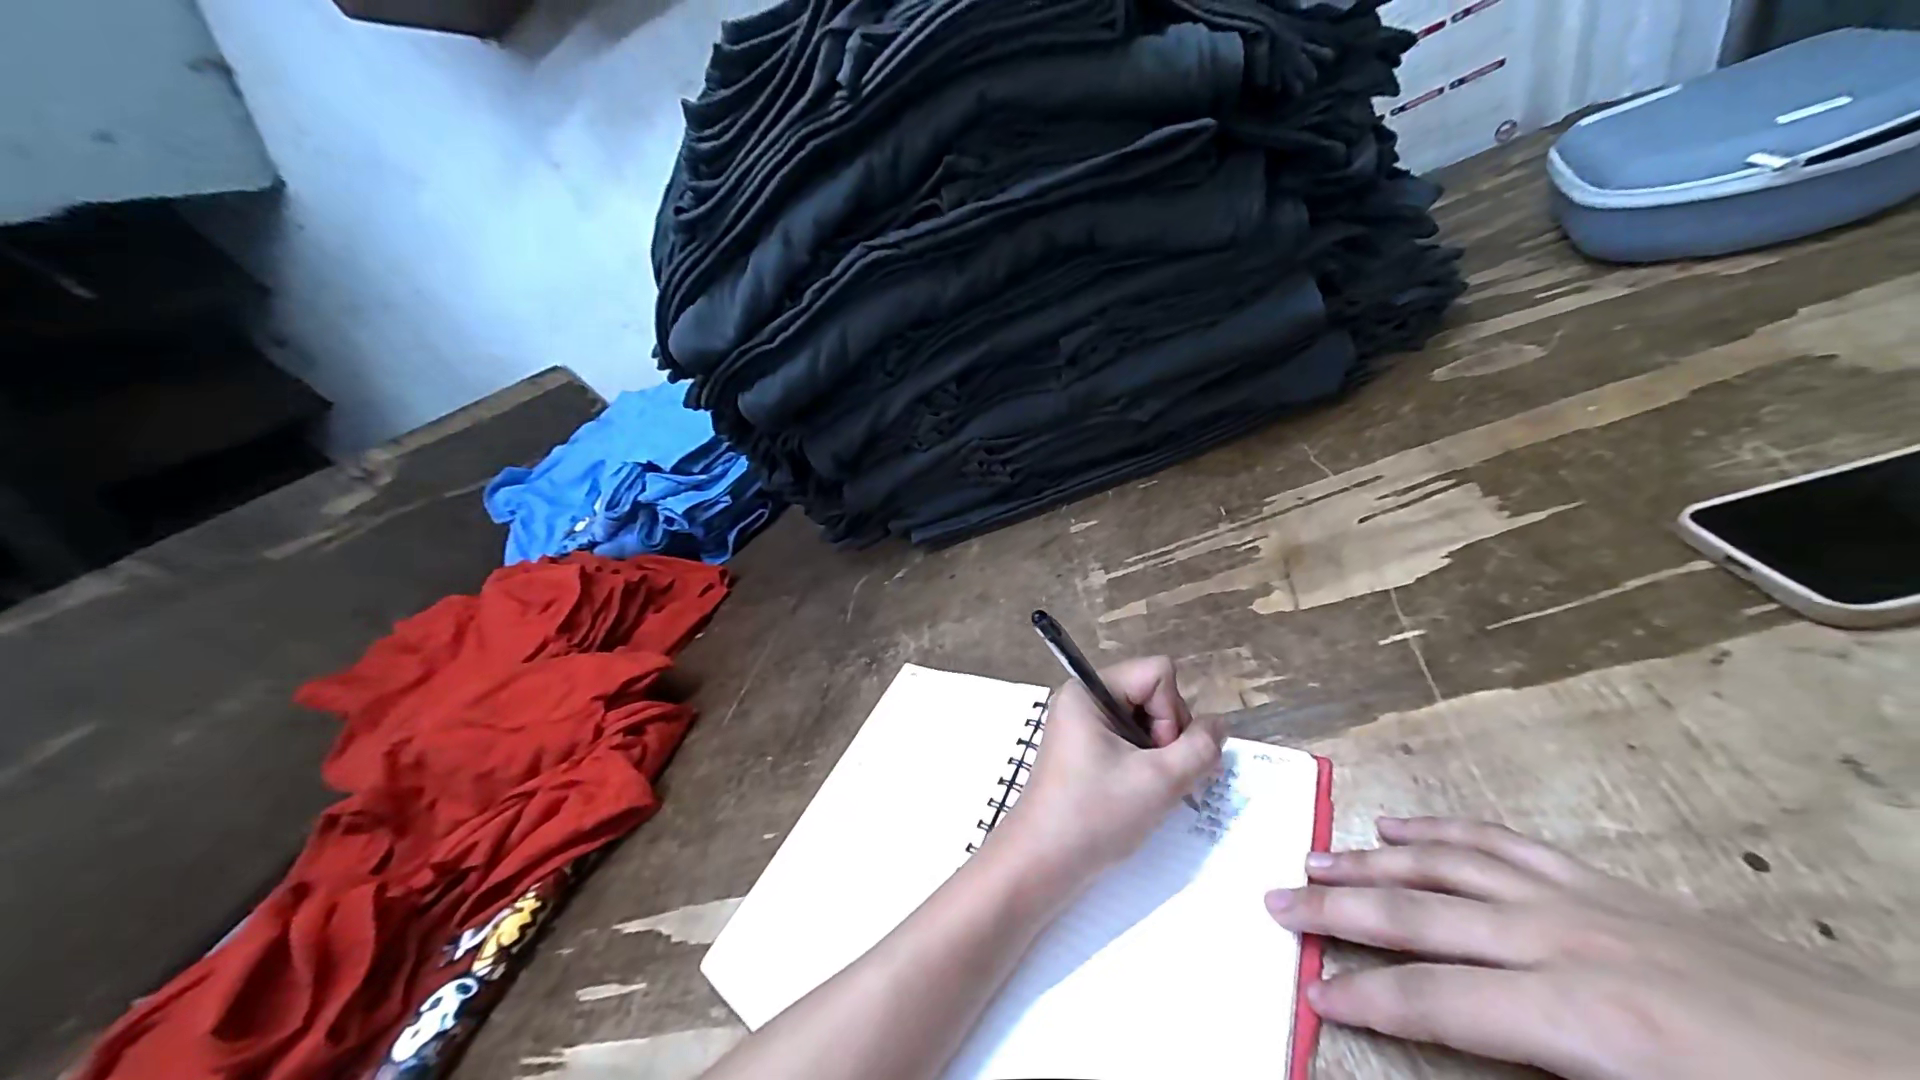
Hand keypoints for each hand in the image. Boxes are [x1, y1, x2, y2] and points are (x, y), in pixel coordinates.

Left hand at [991, 657, 1223, 891]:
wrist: (1043, 862)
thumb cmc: (1095, 814)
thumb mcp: (1160, 780)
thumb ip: (1200, 747)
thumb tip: (1220, 724)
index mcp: (1089, 691)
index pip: (1157, 673)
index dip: (1172, 712)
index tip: (1158, 753)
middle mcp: (1084, 700)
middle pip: (1153, 694)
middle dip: (1168, 735)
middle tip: (1155, 776)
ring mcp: (1084, 726)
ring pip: (1146, 721)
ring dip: (1160, 755)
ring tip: (1147, 789)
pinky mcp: (1087, 751)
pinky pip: (1131, 741)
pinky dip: (1146, 765)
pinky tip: (1139, 794)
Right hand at [1266, 816, 1919, 1079]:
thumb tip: (1466, 1057)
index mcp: (1582, 1015)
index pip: (1432, 1000)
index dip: (1362, 998)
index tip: (1309, 995)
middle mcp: (1563, 939)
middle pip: (1416, 913)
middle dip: (1335, 912)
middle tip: (1273, 902)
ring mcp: (1585, 901)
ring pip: (1445, 864)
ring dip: (1370, 861)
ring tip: (1315, 859)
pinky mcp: (1611, 887)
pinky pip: (1504, 844)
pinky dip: (1441, 831)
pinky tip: (1400, 827)